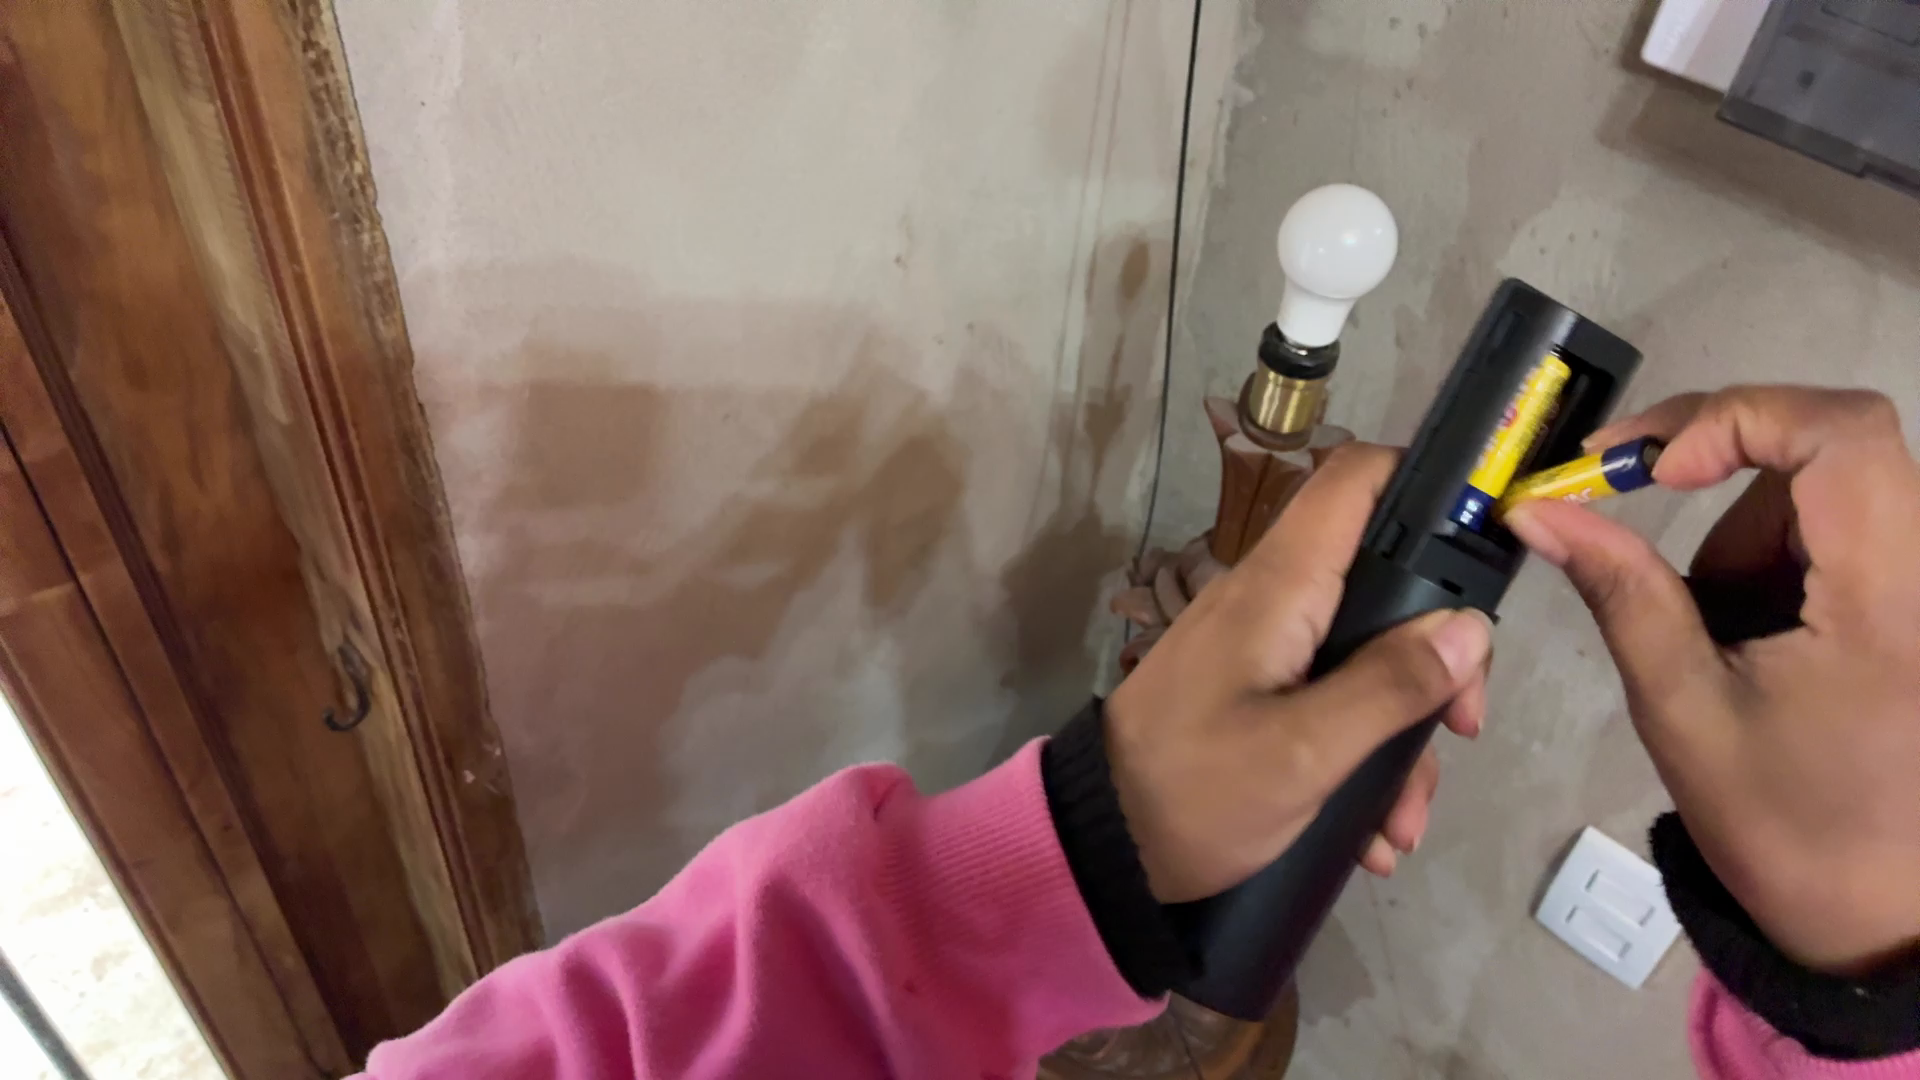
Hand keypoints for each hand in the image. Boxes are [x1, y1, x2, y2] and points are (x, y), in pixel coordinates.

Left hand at [1105, 444, 1492, 903]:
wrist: (1104, 833)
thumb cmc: (1197, 788)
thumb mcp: (1305, 751)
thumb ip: (1389, 685)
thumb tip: (1468, 627)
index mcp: (1277, 588)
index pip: (1349, 483)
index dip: (1422, 481)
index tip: (1488, 536)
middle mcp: (1268, 601)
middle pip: (1381, 583)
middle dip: (1435, 657)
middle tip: (1460, 729)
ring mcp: (1257, 645)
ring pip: (1361, 656)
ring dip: (1397, 733)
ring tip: (1400, 824)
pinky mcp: (1248, 687)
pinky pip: (1325, 697)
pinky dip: (1355, 754)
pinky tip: (1368, 829)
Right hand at [1505, 386, 1919, 974]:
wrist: (1882, 907)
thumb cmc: (1780, 811)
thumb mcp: (1675, 698)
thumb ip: (1616, 588)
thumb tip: (1534, 511)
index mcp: (1895, 597)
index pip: (1842, 435)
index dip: (1731, 418)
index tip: (1642, 468)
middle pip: (1821, 448)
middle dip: (1703, 466)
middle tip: (1605, 493)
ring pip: (1809, 497)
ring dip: (1727, 537)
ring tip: (1703, 631)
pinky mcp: (1905, 600)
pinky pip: (1818, 537)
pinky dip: (1753, 561)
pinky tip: (1739, 634)